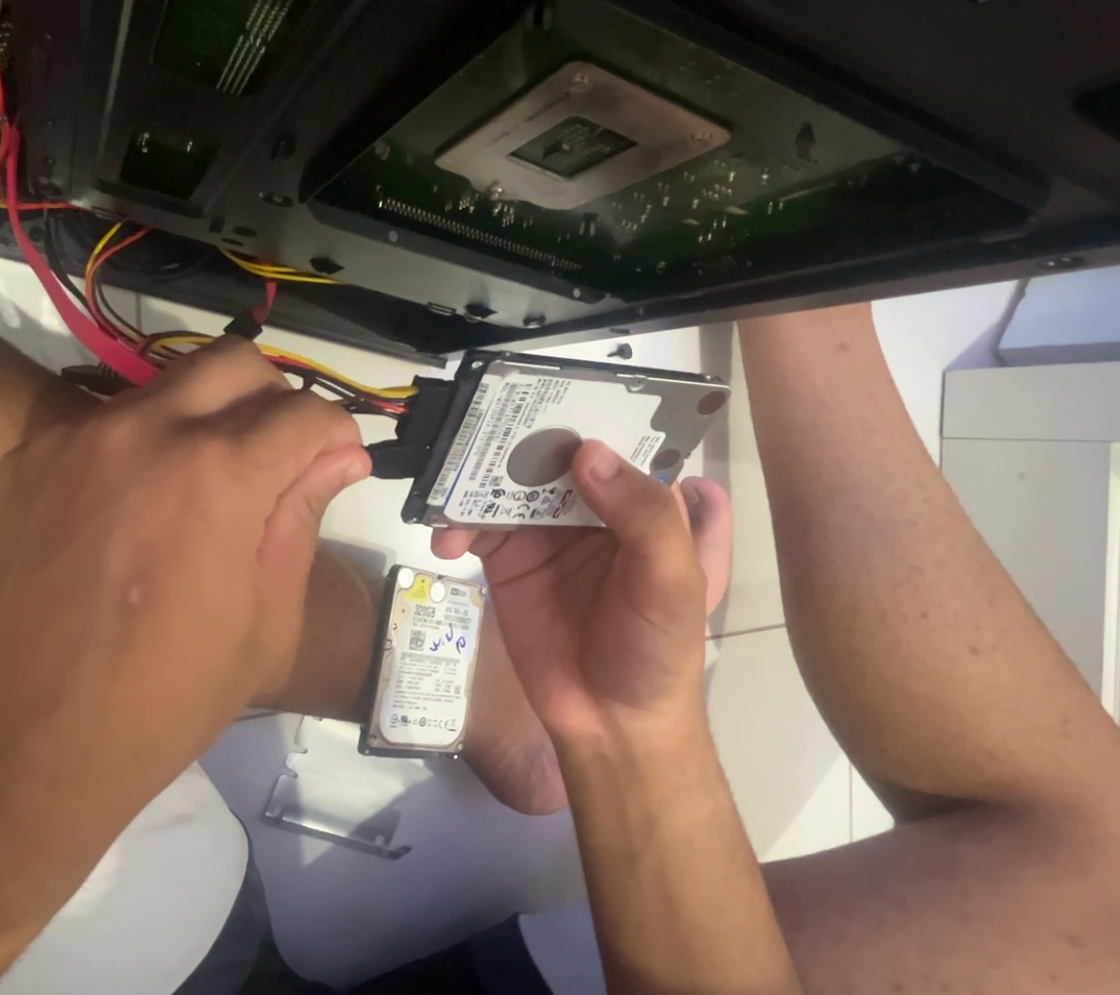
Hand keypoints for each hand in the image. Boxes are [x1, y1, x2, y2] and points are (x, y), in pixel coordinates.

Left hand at [0, 339, 367, 862]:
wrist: (13, 745)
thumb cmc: (161, 703)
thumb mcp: (265, 625)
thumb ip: (302, 520)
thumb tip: (338, 458)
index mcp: (219, 477)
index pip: (305, 414)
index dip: (336, 439)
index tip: (336, 469)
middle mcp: (147, 430)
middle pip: (237, 362)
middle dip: (275, 399)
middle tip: (280, 456)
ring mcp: (77, 435)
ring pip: (168, 383)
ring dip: (208, 414)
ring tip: (208, 483)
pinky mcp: (30, 454)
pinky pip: (107, 419)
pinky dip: (144, 442)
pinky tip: (137, 504)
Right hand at [433, 442, 730, 743]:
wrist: (609, 724)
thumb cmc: (659, 650)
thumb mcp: (674, 582)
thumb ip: (644, 516)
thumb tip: (585, 451)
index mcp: (646, 504)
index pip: (621, 443)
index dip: (593, 414)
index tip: (557, 394)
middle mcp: (594, 507)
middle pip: (554, 455)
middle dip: (518, 439)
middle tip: (481, 424)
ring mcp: (547, 531)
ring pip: (508, 483)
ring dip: (476, 477)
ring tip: (450, 483)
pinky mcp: (508, 558)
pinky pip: (475, 526)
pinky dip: (454, 524)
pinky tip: (445, 541)